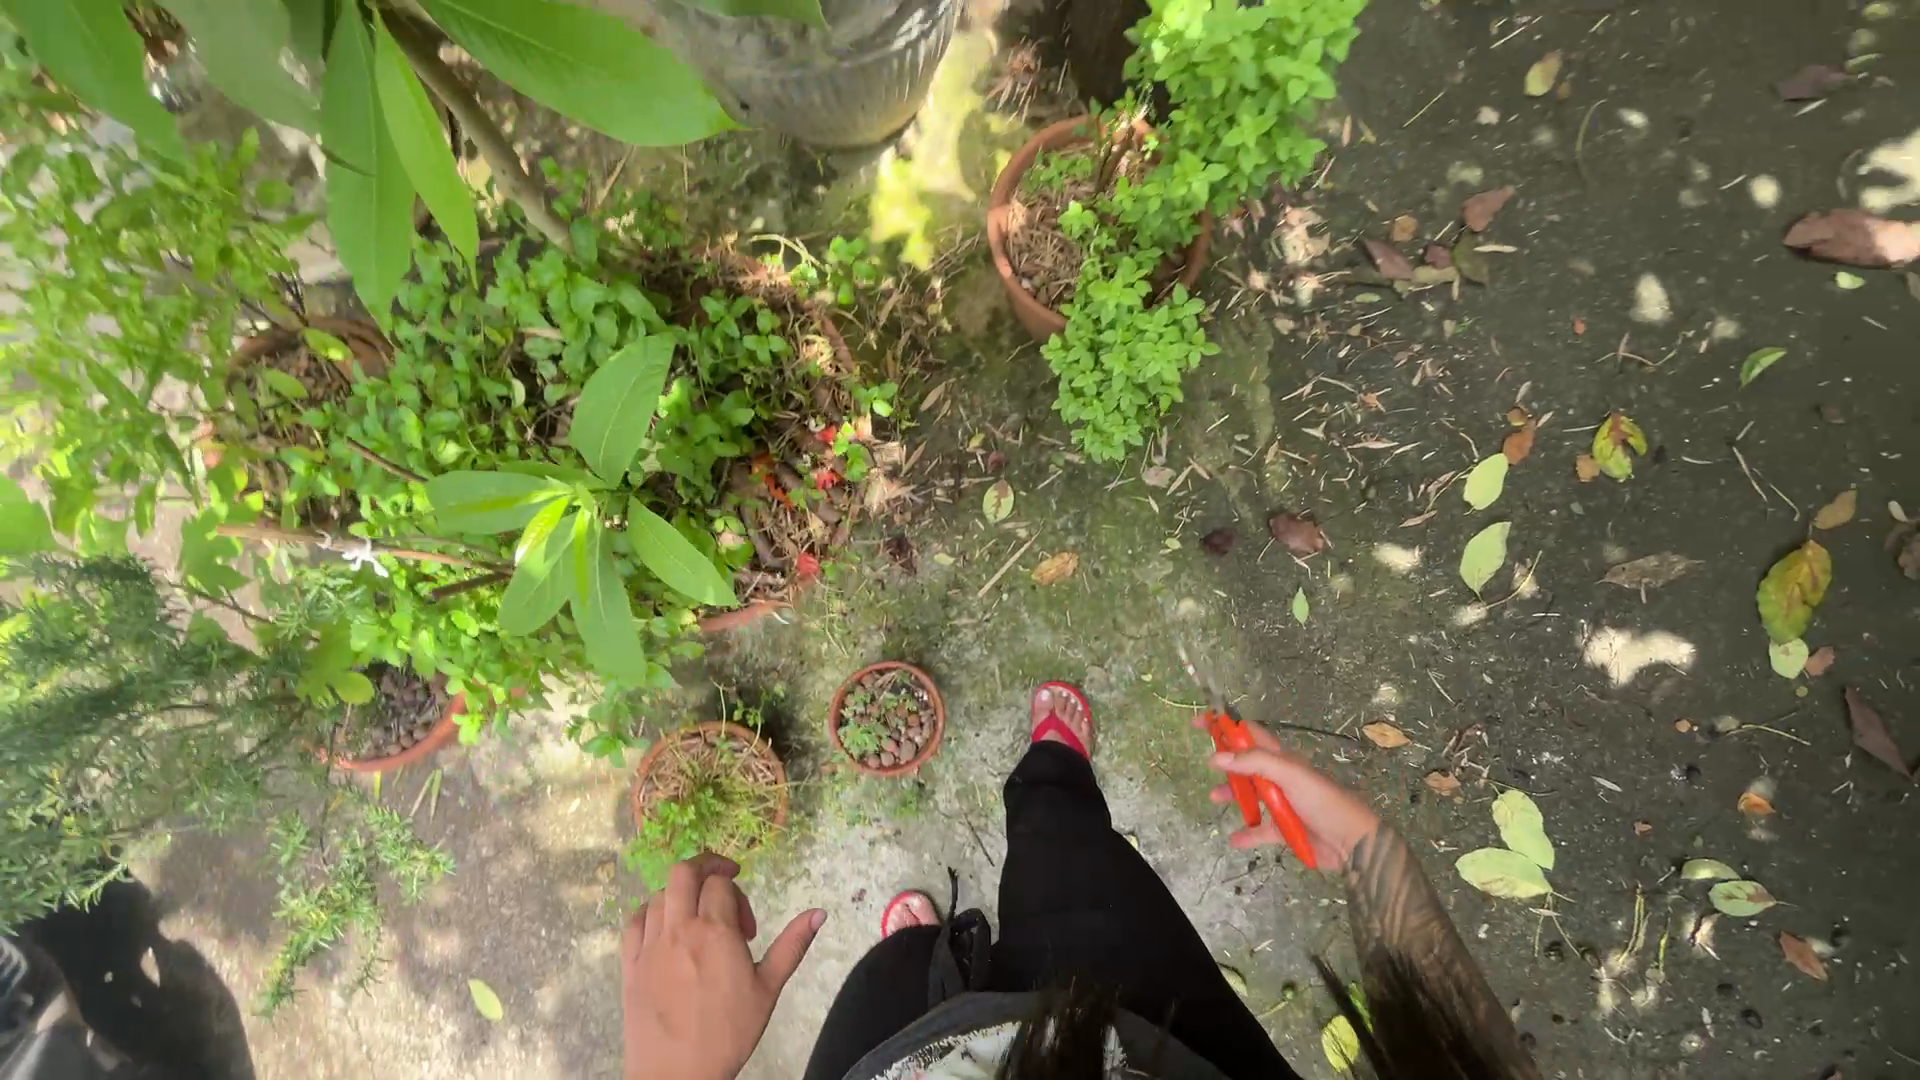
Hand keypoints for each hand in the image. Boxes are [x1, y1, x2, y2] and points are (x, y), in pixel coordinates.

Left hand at [622, 853, 826, 1079]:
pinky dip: (651, 914)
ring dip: (682, 895)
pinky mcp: (630, 966)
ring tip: (697, 917)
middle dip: (706, 867)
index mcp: (715, 931)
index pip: (721, 882)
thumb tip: (820, 912)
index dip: (737, 892)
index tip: (747, 925)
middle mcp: (680, 929)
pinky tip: (664, 928)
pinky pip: (635, 922)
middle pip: (685, 873)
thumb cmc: (727, 1034)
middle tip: (723, 882)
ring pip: (661, 895)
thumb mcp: (768, 989)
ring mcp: (650, 947)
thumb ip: (792, 945)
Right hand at [1198, 717, 1381, 872]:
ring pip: (1249, 796)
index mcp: (1281, 759)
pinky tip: (1235, 839)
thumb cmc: (1324, 800)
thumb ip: (1255, 763)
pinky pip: (1258, 831)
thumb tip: (1217, 756)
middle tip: (1206, 764)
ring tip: (1216, 798)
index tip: (1201, 723)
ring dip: (1231, 795)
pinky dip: (1246, 834)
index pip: (1249, 734)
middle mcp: (1278, 777)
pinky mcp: (1283, 829)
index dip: (1225, 726)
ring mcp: (1280, 803)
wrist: (1353, 843)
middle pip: (1245, 764)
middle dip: (1225, 762)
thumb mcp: (1291, 774)